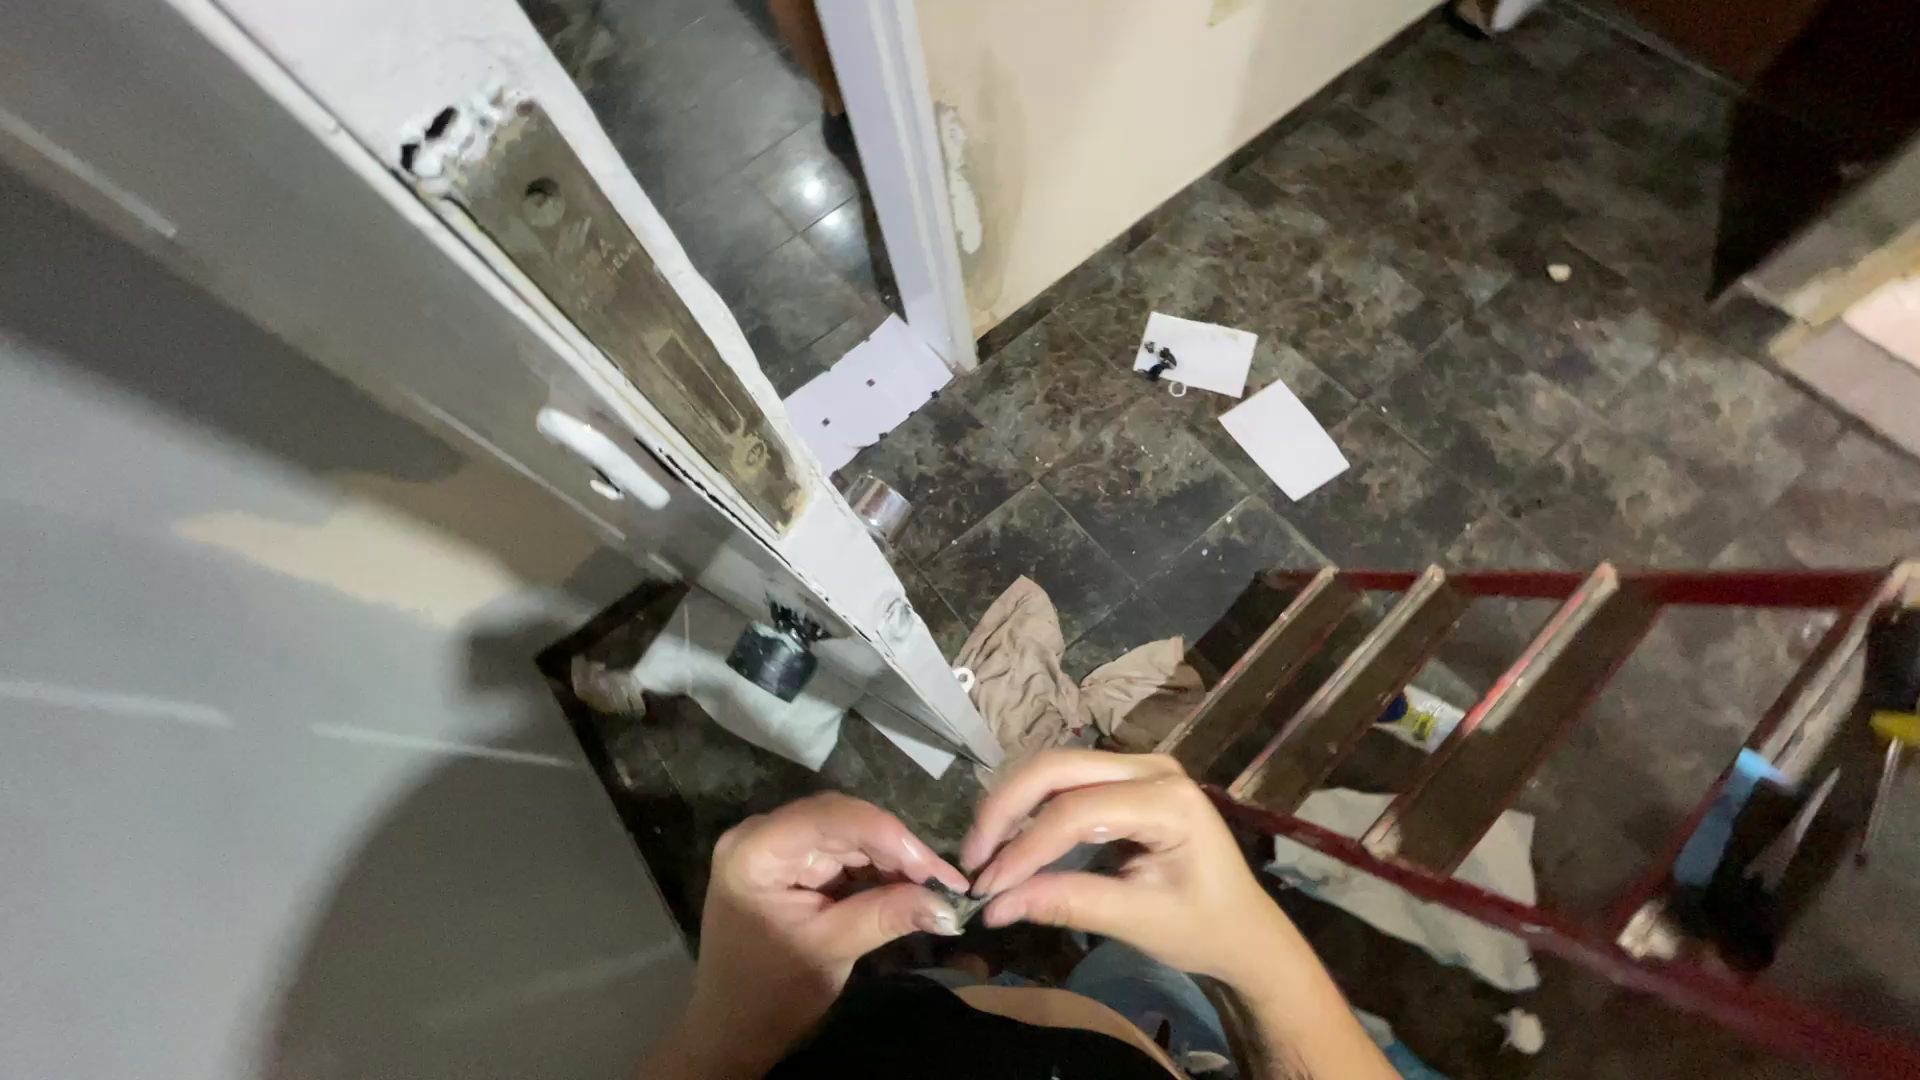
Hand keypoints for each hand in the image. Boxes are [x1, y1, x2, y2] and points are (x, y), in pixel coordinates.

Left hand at [666, 793, 969, 1075]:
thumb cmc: (768, 996)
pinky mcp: (791, 857)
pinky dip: (876, 863)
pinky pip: (842, 846)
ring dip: (892, 854)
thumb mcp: (831, 951)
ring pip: (849, 829)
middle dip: (896, 846)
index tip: (936, 869)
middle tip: (943, 877)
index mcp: (756, 850)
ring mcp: (776, 842)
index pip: (833, 820)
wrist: (731, 1030)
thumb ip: (887, 915)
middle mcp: (763, 832)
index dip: (890, 837)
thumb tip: (948, 904)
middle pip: (843, 819)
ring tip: (933, 881)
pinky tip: (907, 880)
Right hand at [961, 749, 1296, 983]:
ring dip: (1012, 805)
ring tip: (984, 851)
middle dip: (1006, 809)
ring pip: (1054, 768)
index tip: (987, 887)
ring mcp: (1137, 765)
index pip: (1078, 810)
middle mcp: (1150, 766)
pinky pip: (1065, 780)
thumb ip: (1067, 903)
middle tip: (972, 857)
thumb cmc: (1203, 928)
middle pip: (1057, 768)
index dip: (1026, 847)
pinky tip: (1010, 837)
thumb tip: (995, 906)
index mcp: (1168, 799)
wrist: (1245, 929)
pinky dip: (1030, 806)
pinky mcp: (1123, 776)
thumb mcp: (1138, 921)